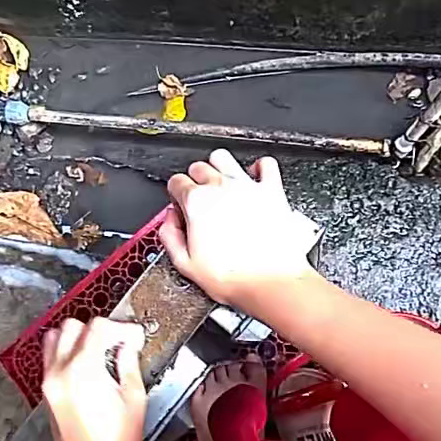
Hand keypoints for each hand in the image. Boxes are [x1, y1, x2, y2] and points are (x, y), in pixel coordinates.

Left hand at [40, 317, 146, 440]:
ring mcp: (49, 383)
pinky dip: (68, 352)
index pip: (98, 327)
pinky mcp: (48, 394)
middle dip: (99, 329)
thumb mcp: (134, 400)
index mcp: (82, 371)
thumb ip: (129, 364)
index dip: (121, 327)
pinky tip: (91, 366)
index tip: (134, 336)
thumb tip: (127, 346)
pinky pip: (52, 358)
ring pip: (57, 338)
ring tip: (104, 352)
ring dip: (80, 338)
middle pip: (74, 326)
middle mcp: (59, 373)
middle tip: (121, 342)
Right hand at [160, 149, 318, 311]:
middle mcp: (221, 187)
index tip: (181, 206)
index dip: (175, 195)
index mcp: (196, 202)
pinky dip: (258, 167)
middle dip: (194, 181)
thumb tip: (169, 220)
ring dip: (218, 167)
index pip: (176, 182)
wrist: (270, 283)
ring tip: (220, 185)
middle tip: (199, 200)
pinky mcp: (272, 190)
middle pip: (199, 167)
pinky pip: (265, 164)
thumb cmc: (233, 277)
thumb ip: (169, 235)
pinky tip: (253, 178)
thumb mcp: (185, 264)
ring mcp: (247, 186)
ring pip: (224, 157)